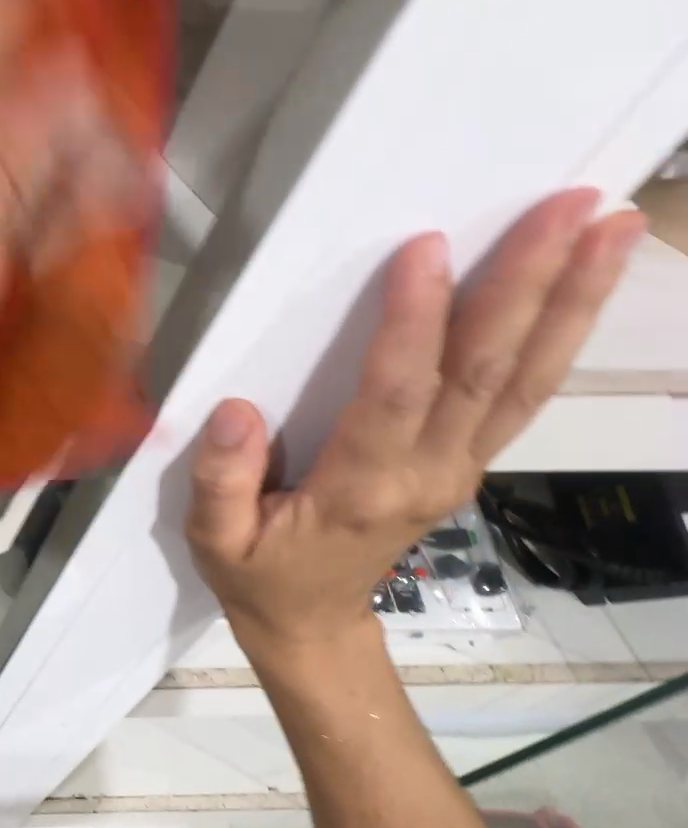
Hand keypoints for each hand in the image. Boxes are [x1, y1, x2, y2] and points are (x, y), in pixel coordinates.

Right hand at [186, 189, 646, 653]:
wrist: (312, 621)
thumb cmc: (257, 577)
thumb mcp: (213, 540)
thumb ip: (222, 481)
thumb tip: (234, 410)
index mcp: (360, 489)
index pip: (395, 395)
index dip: (412, 323)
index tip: (426, 250)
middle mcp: (427, 473)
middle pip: (485, 373)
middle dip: (529, 285)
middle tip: (574, 206)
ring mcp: (458, 468)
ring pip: (522, 379)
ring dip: (570, 301)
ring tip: (615, 226)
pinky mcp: (466, 463)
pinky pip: (519, 396)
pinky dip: (555, 337)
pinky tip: (578, 290)